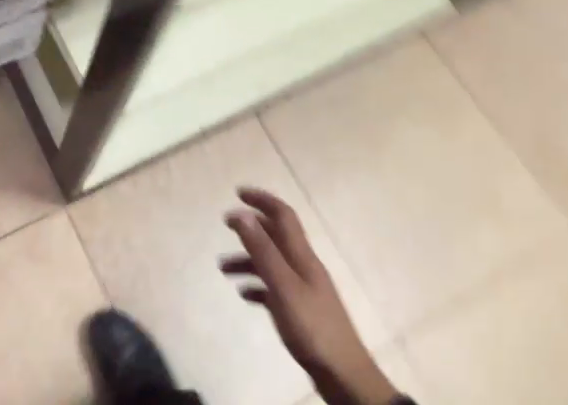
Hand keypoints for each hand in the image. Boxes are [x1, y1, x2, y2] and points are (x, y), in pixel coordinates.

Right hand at [222, 188, 400, 404]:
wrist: (344, 375)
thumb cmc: (312, 328)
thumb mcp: (283, 287)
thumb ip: (262, 250)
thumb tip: (242, 213)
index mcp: (303, 257)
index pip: (283, 216)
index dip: (263, 200)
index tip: (238, 193)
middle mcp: (304, 267)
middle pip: (277, 237)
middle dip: (252, 227)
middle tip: (226, 224)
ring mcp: (304, 290)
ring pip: (273, 263)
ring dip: (248, 260)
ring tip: (223, 269)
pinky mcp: (301, 311)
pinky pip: (275, 288)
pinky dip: (257, 285)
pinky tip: (245, 296)